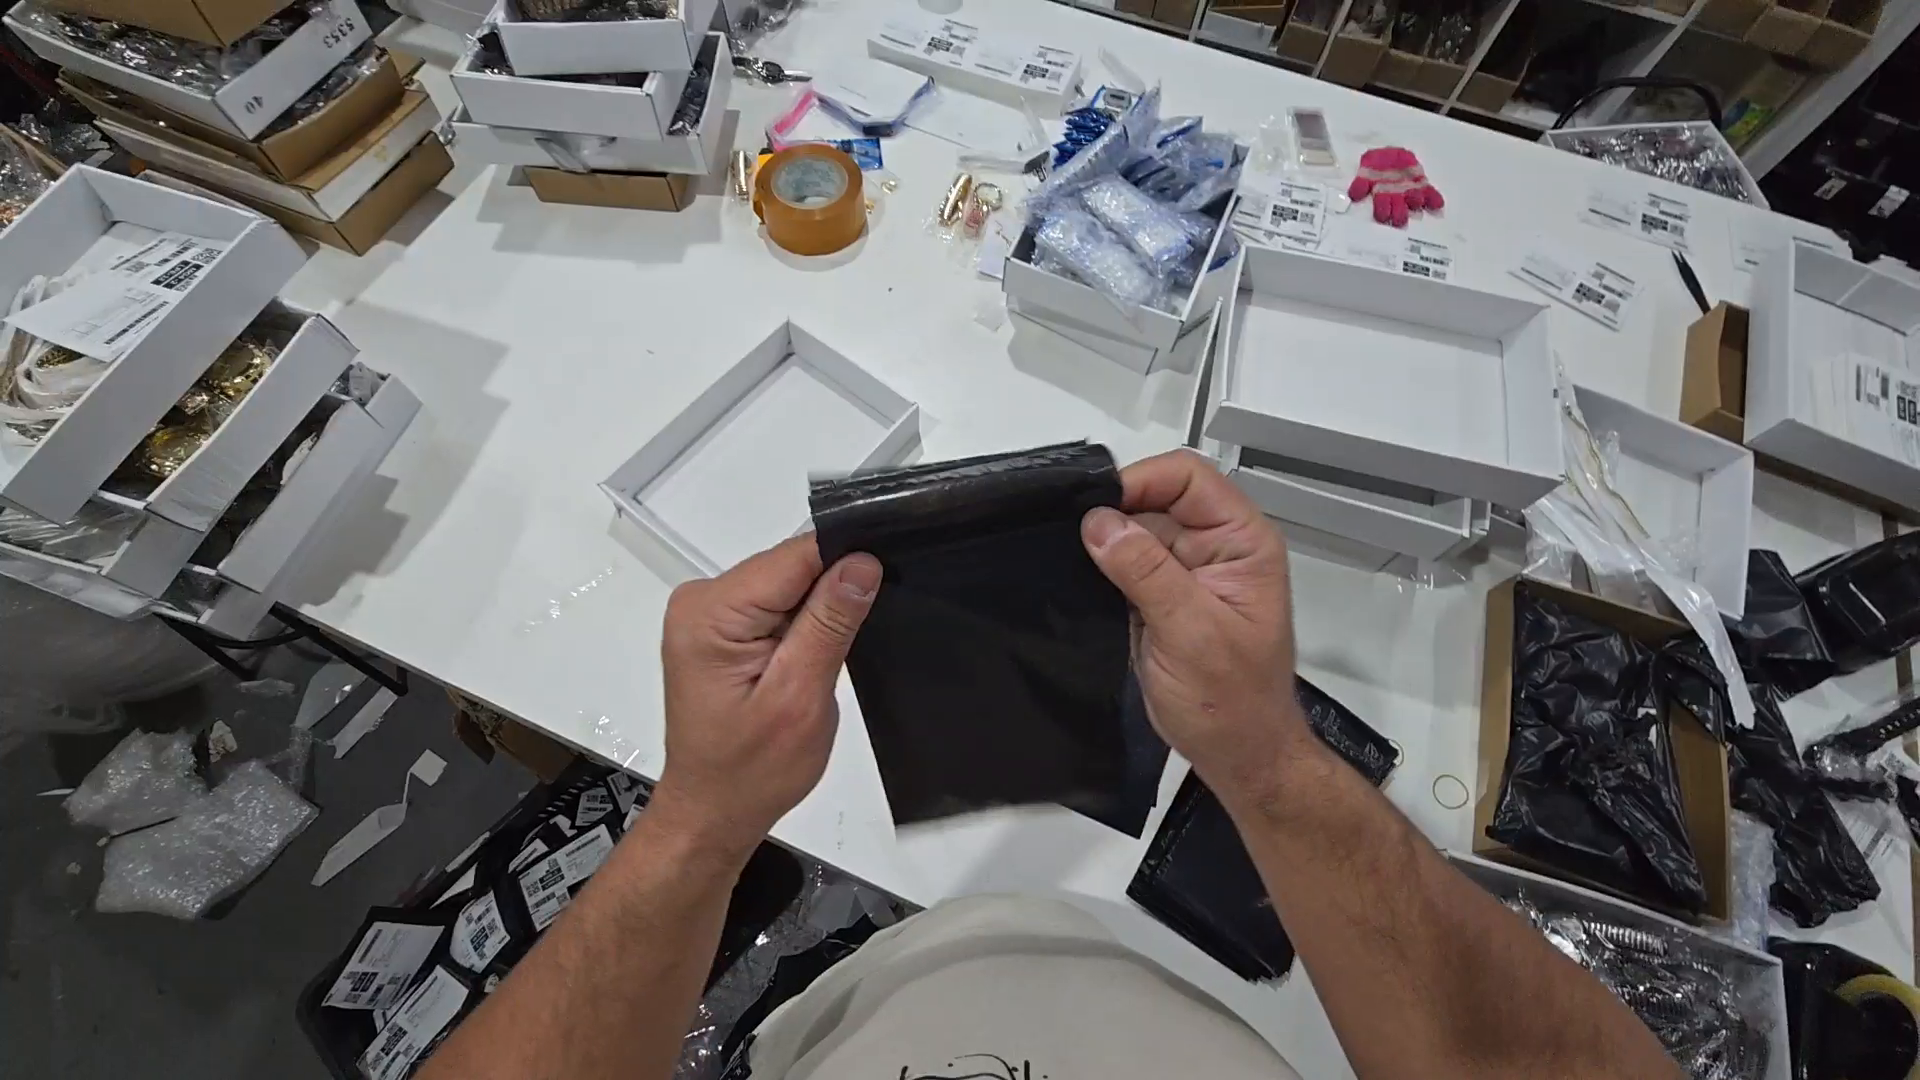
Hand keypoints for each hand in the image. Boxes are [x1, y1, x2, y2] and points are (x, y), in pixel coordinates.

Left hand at [654, 536, 880, 860]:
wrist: (714, 810)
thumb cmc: (753, 769)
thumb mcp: (801, 697)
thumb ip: (830, 623)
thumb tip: (863, 562)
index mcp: (711, 612)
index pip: (795, 556)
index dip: (845, 561)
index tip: (885, 579)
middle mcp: (703, 599)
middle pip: (791, 564)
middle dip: (834, 587)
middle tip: (868, 623)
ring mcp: (710, 611)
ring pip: (790, 581)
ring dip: (822, 606)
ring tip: (840, 644)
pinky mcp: (724, 625)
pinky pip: (779, 601)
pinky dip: (806, 620)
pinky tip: (818, 647)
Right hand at [1080, 450, 1309, 808]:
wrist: (1235, 754)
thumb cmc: (1230, 700)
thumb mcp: (1192, 632)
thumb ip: (1147, 572)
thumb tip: (1097, 521)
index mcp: (1240, 542)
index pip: (1188, 478)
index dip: (1141, 482)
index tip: (1095, 509)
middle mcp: (1212, 546)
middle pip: (1156, 498)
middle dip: (1112, 509)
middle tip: (1066, 533)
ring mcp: (1181, 570)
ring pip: (1132, 528)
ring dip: (1100, 538)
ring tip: (1062, 551)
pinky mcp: (1154, 595)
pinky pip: (1120, 562)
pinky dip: (1095, 565)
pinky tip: (1072, 573)